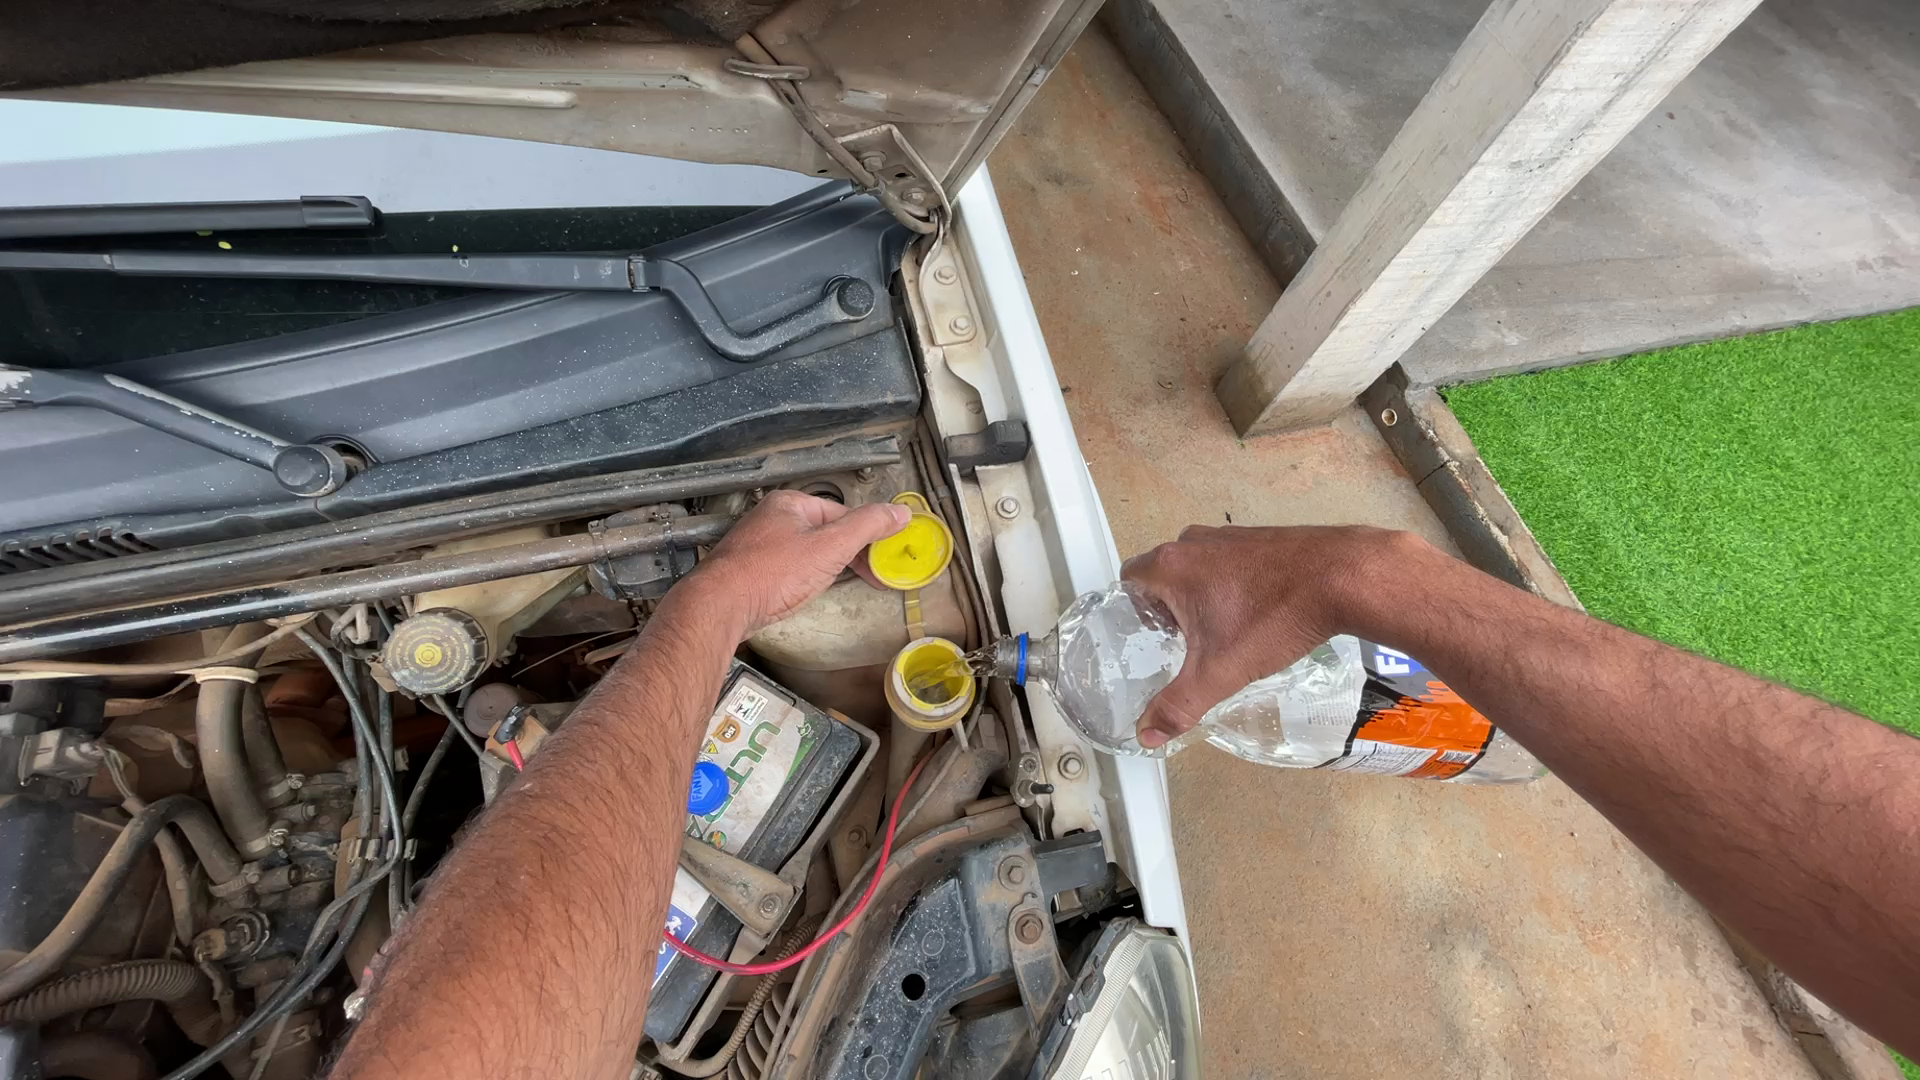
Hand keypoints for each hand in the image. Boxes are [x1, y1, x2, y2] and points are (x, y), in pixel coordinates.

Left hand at [674, 489, 909, 638]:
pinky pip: (788, 568)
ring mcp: (759, 545)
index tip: (882, 556)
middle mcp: (772, 519)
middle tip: (869, 574)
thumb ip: (867, 527)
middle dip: (849, 554)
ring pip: (807, 551)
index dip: (867, 536)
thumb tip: (897, 513)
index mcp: (791, 504)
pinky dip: (804, 578)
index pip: (843, 513)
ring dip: (827, 567)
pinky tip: (805, 591)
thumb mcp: (830, 547)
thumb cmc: (768, 574)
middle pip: (825, 532)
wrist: (721, 607)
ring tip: (838, 583)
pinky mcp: (751, 570)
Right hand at [1120, 524, 1423, 747]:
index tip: (1156, 635)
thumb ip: (1177, 706)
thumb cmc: (1272, 619)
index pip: (1129, 579)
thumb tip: (1145, 736)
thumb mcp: (1218, 672)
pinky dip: (1230, 580)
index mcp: (1169, 567)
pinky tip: (1255, 609)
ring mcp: (1227, 535)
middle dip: (1167, 604)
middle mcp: (1192, 543)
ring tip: (1223, 626)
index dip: (1135, 608)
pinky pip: (1228, 559)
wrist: (1341, 577)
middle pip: (1161, 571)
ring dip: (1199, 591)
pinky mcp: (1258, 536)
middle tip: (1188, 638)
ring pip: (1196, 564)